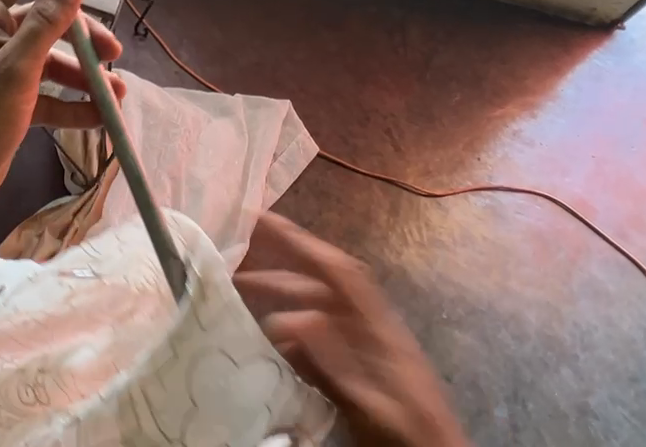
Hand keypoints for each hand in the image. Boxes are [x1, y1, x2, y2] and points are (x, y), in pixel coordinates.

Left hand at [0, 0, 122, 218]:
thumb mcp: (18, 69)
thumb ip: (47, 23)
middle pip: (44, 22)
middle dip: (81, 37)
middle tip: (113, 53)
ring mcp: (1, 73)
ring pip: (50, 62)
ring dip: (83, 75)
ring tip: (117, 95)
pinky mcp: (10, 104)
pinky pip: (47, 94)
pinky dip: (71, 103)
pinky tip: (101, 118)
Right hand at [235, 213, 467, 446]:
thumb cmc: (412, 437)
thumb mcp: (374, 404)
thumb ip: (334, 361)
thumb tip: (291, 317)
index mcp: (379, 326)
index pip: (338, 271)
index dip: (301, 240)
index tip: (262, 219)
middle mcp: (368, 328)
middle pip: (319, 288)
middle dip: (277, 272)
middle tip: (234, 265)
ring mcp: (363, 351)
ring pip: (314, 313)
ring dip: (279, 303)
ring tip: (241, 300)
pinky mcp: (356, 375)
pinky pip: (315, 344)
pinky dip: (288, 337)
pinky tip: (266, 343)